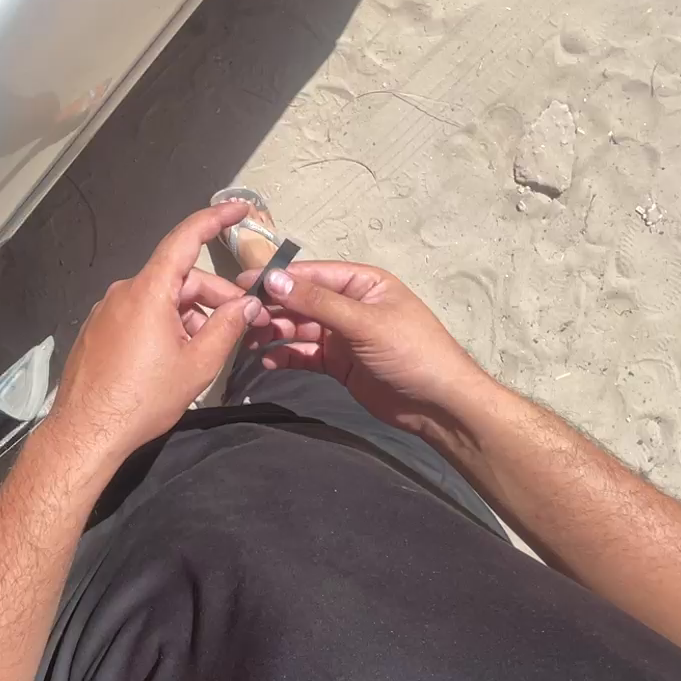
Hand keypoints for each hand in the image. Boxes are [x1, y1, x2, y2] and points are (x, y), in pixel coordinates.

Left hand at [43, 203, 270, 463]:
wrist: (87, 431)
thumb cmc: (143, 398)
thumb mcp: (197, 364)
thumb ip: (227, 327)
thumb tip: (248, 304)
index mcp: (148, 290)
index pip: (185, 238)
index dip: (216, 219)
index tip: (240, 208)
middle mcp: (124, 292)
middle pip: (178, 278)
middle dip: (213, 295)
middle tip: (243, 321)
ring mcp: (106, 310)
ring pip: (159, 299)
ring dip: (188, 315)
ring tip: (207, 348)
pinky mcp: (97, 330)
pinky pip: (138, 315)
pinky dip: (163, 324)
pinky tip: (174, 355)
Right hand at [237, 261, 496, 436]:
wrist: (439, 406)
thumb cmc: (412, 352)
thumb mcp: (364, 322)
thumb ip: (317, 302)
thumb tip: (274, 279)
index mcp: (361, 283)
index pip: (310, 274)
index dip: (276, 279)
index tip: (241, 284)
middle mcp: (348, 305)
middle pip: (300, 301)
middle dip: (272, 309)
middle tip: (241, 319)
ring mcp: (341, 335)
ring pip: (298, 328)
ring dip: (274, 334)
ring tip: (249, 342)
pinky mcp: (337, 363)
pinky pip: (303, 354)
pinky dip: (285, 357)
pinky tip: (267, 362)